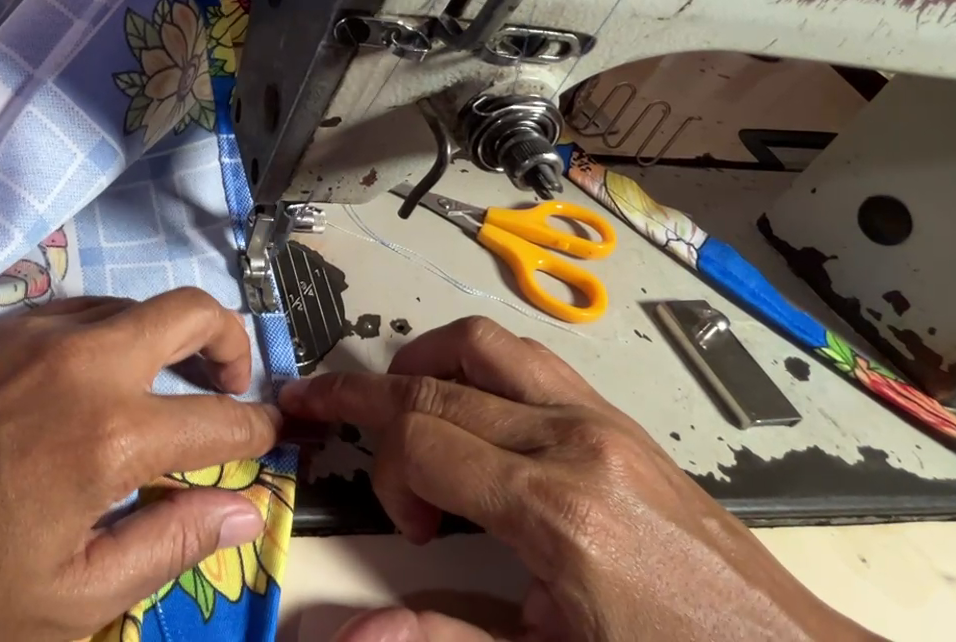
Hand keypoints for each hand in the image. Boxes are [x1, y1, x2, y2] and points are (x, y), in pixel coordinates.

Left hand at [0, 289, 282, 640]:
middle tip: (230, 387)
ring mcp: (37, 332)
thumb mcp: (73, 597)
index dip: (258, 429)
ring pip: (136, 305)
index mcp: (109, 435)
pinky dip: (113, 335)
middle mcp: (83, 361)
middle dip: (231, 343)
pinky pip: (82, 310)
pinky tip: (95, 384)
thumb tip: (242, 508)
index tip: (267, 438)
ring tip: (164, 391)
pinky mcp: (0, 326)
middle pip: (191, 310)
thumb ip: (171, 543)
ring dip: (168, 338)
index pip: (221, 416)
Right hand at [281, 317, 877, 641]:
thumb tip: (345, 639)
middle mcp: (574, 442)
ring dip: (424, 361)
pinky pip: (528, 361)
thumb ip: (444, 640)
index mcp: (555, 511)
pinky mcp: (623, 419)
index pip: (420, 435)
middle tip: (331, 418)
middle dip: (369, 395)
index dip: (378, 463)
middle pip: (437, 381)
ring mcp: (604, 420)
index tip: (388, 506)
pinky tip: (469, 418)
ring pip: (484, 344)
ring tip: (398, 404)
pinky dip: (474, 368)